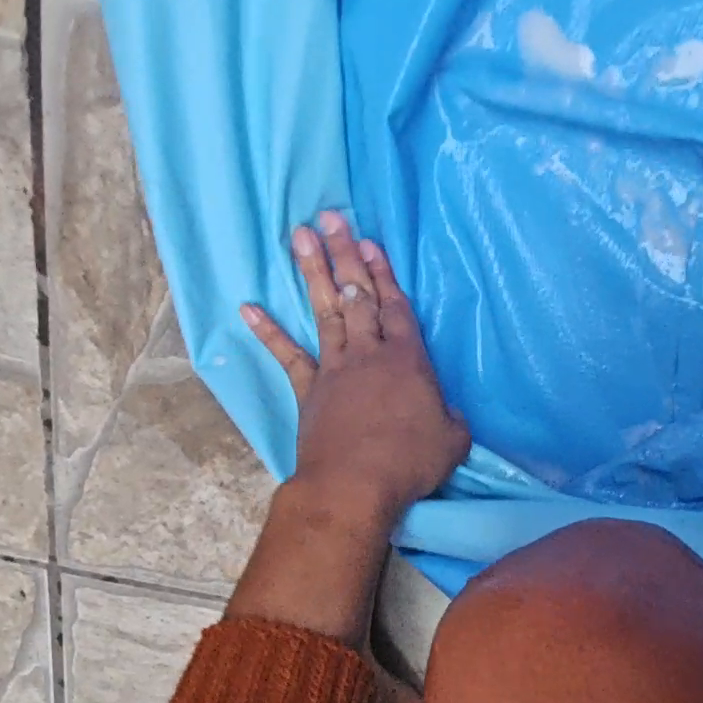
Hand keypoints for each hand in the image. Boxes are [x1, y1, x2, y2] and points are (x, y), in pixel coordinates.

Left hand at [242, 212, 470, 522]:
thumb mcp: (454, 440)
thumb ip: (452, 418)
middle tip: (333, 219)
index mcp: (408, 362)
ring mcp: (335, 369)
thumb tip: (447, 411)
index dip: (384, 276)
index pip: (397, 309)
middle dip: (346, 257)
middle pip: (357, 298)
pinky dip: (268, 331)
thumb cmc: (411, 461)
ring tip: (300, 236)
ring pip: (324, 313)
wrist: (355, 484)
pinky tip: (248, 306)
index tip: (371, 243)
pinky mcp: (309, 390)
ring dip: (312, 273)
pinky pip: (288, 356)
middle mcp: (369, 355)